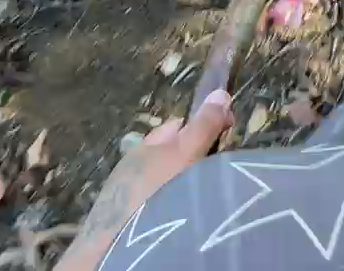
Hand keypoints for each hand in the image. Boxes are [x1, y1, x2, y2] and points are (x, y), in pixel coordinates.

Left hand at [53, 90, 232, 270]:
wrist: (115, 251)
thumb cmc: (153, 192)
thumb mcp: (185, 153)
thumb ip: (204, 125)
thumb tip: (220, 92)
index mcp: (145, 146)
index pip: (179, 125)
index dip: (204, 124)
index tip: (228, 132)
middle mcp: (133, 168)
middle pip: (172, 154)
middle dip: (195, 157)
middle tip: (216, 170)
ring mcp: (127, 198)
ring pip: (165, 182)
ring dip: (183, 184)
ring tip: (201, 195)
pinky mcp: (125, 226)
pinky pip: (157, 205)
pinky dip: (172, 206)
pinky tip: (181, 216)